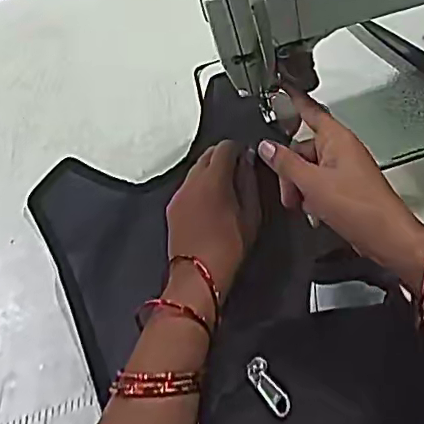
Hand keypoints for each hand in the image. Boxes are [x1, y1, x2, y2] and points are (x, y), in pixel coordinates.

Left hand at [165, 141, 257, 302]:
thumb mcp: (251, 215)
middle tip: (238, 170)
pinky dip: (199, 185)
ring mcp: (179, 192)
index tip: (246, 156)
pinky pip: (188, 185)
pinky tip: (209, 201)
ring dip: (210, 170)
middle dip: (223, 156)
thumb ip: (249, 182)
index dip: (238, 148)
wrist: (196, 275)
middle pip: (207, 155)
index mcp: (213, 178)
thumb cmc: (230, 247)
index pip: (224, 147)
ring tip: (225, 187)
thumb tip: (247, 159)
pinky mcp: (172, 205)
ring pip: (196, 169)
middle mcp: (192, 180)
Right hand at [255, 88, 423, 273]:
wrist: (388, 239)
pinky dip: (312, 196)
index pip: (309, 109)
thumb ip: (286, 163)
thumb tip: (267, 147)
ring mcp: (346, 168)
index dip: (293, 99)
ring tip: (302, 204)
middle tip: (287, 189)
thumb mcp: (312, 183)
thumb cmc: (363, 208)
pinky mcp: (348, 188)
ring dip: (300, 186)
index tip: (281, 88)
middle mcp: (342, 149)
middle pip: (303, 147)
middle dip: (290, 169)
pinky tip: (314, 211)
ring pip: (310, 168)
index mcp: (336, 138)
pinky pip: (320, 183)